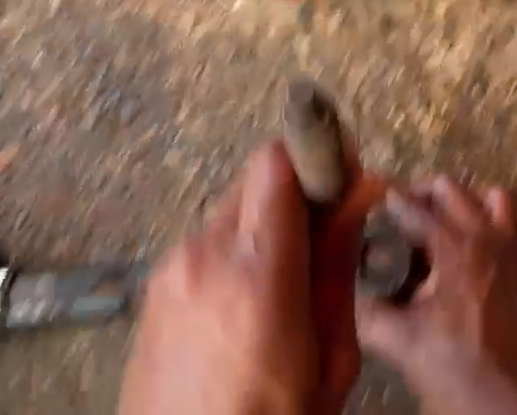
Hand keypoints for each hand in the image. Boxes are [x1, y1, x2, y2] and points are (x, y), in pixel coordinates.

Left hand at [118, 142, 381, 414]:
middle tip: (324, 236)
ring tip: (284, 280)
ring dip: (266, 223)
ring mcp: (171, 267)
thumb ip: (339, 264)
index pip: (277, 161)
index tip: (343, 181)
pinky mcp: (153, 283)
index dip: (315, 158)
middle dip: (297, 193)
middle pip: (257, 178)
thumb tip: (363, 189)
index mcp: (256, 272)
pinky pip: (206, 240)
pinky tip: (245, 302)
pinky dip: (235, 250)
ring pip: (232, 207)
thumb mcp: (329, 359)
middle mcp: (205, 253)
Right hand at [355, 177, 516, 414]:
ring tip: (451, 223)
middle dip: (425, 194)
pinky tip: (504, 247)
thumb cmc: (452, 371)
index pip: (415, 208)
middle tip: (404, 214)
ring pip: (499, 199)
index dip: (391, 200)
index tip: (374, 197)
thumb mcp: (397, 341)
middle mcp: (488, 239)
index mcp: (453, 247)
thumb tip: (348, 289)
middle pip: (453, 190)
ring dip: (474, 203)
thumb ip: (367, 309)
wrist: (507, 411)